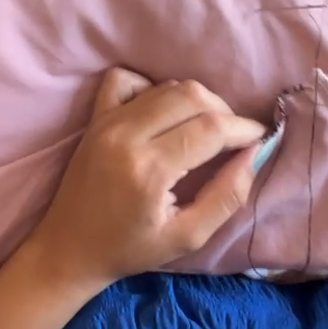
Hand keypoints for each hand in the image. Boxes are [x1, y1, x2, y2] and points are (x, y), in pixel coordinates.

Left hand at [22, 69, 266, 291]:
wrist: (69, 248)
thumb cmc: (130, 249)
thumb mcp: (187, 237)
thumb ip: (227, 197)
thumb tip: (254, 154)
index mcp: (150, 170)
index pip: (211, 128)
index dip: (244, 129)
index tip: (258, 138)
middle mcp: (126, 136)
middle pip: (192, 96)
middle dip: (224, 112)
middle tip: (231, 137)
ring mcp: (106, 122)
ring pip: (166, 86)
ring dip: (195, 101)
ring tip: (203, 130)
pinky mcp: (94, 118)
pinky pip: (125, 79)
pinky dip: (150, 87)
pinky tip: (160, 114)